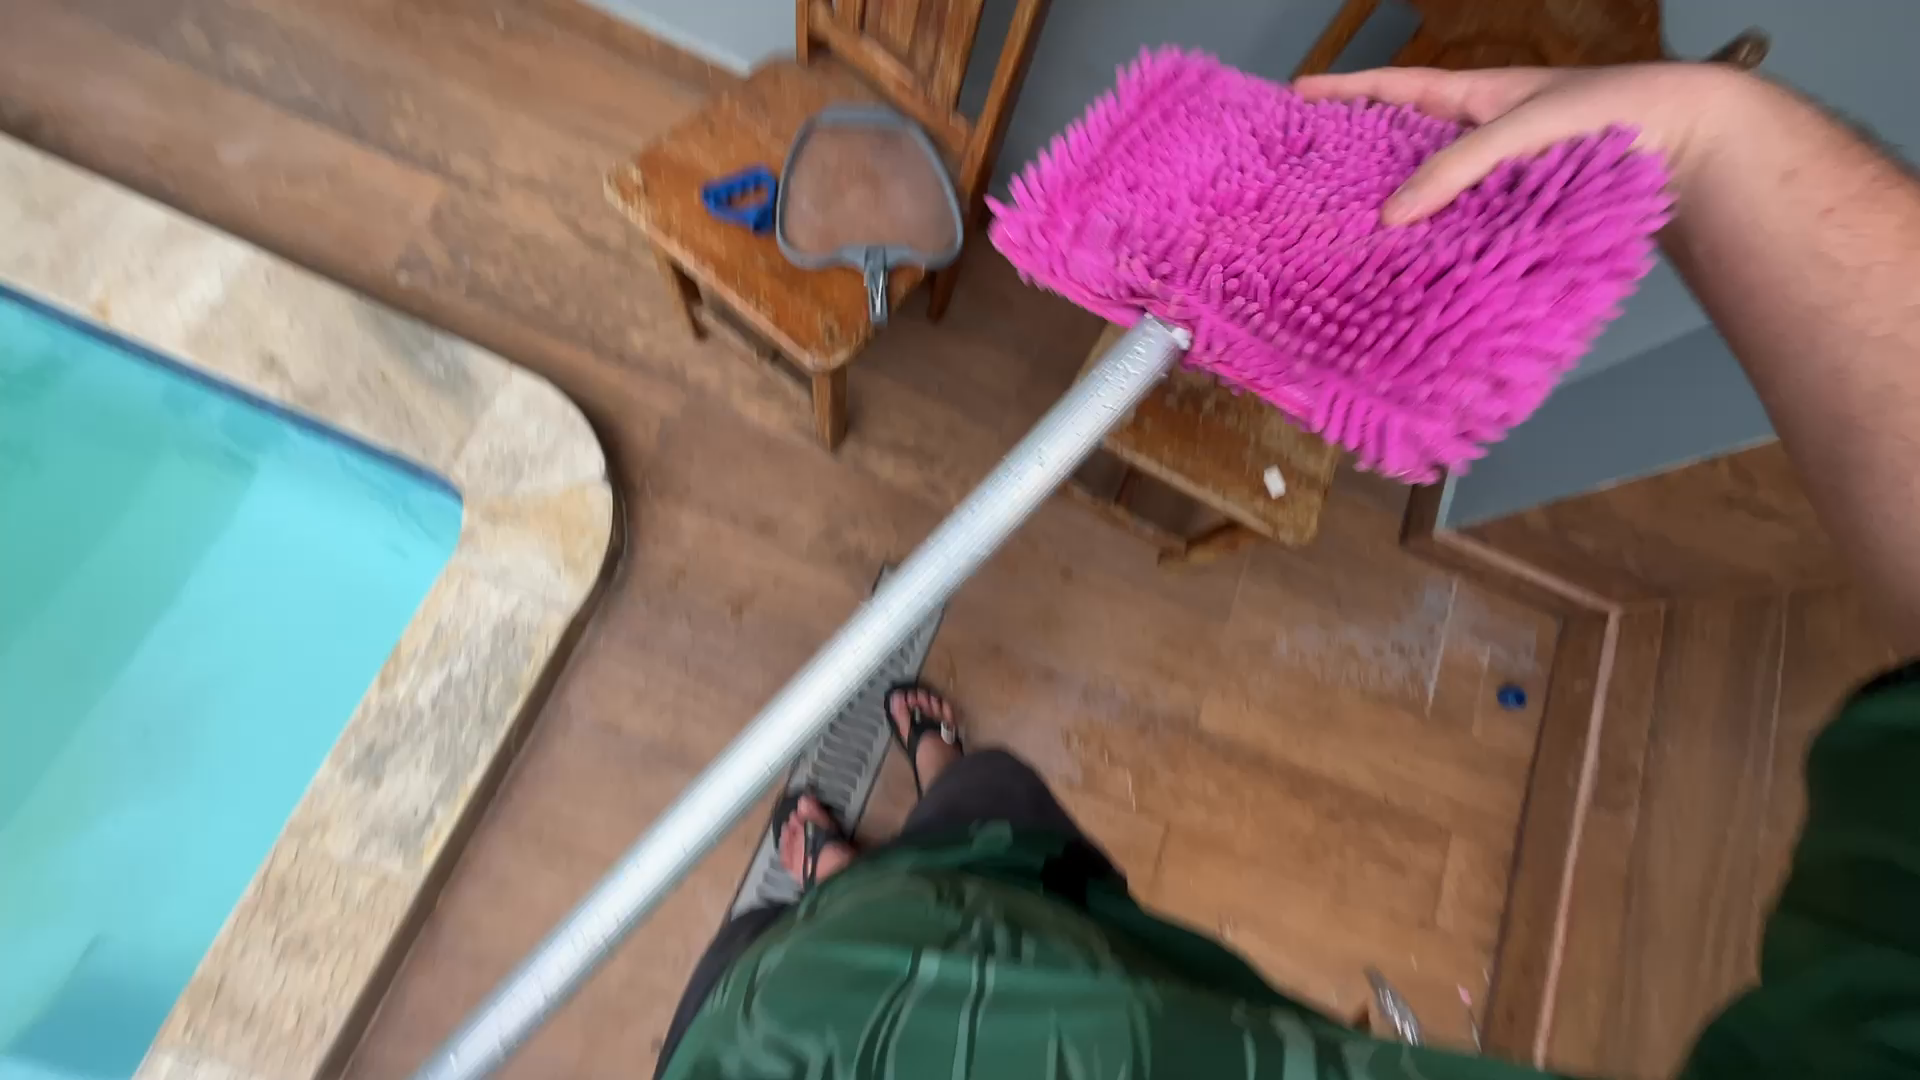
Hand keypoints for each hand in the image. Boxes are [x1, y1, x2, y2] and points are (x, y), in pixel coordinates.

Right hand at [1294, 64, 1752, 224]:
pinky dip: (1413, 239)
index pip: (1395, 88)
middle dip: (1348, 152)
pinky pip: (1440, 224)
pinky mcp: (1496, 214)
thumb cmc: (1612, 115)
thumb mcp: (1524, 128)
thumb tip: (1389, 217)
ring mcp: (1482, 176)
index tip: (1296, 93)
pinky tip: (1390, 256)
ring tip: (1331, 224)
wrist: (1685, 145)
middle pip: (1394, 142)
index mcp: (1472, 98)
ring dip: (1377, 205)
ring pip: (1415, 189)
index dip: (1345, 89)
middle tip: (1301, 171)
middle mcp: (1469, 137)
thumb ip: (1456, 167)